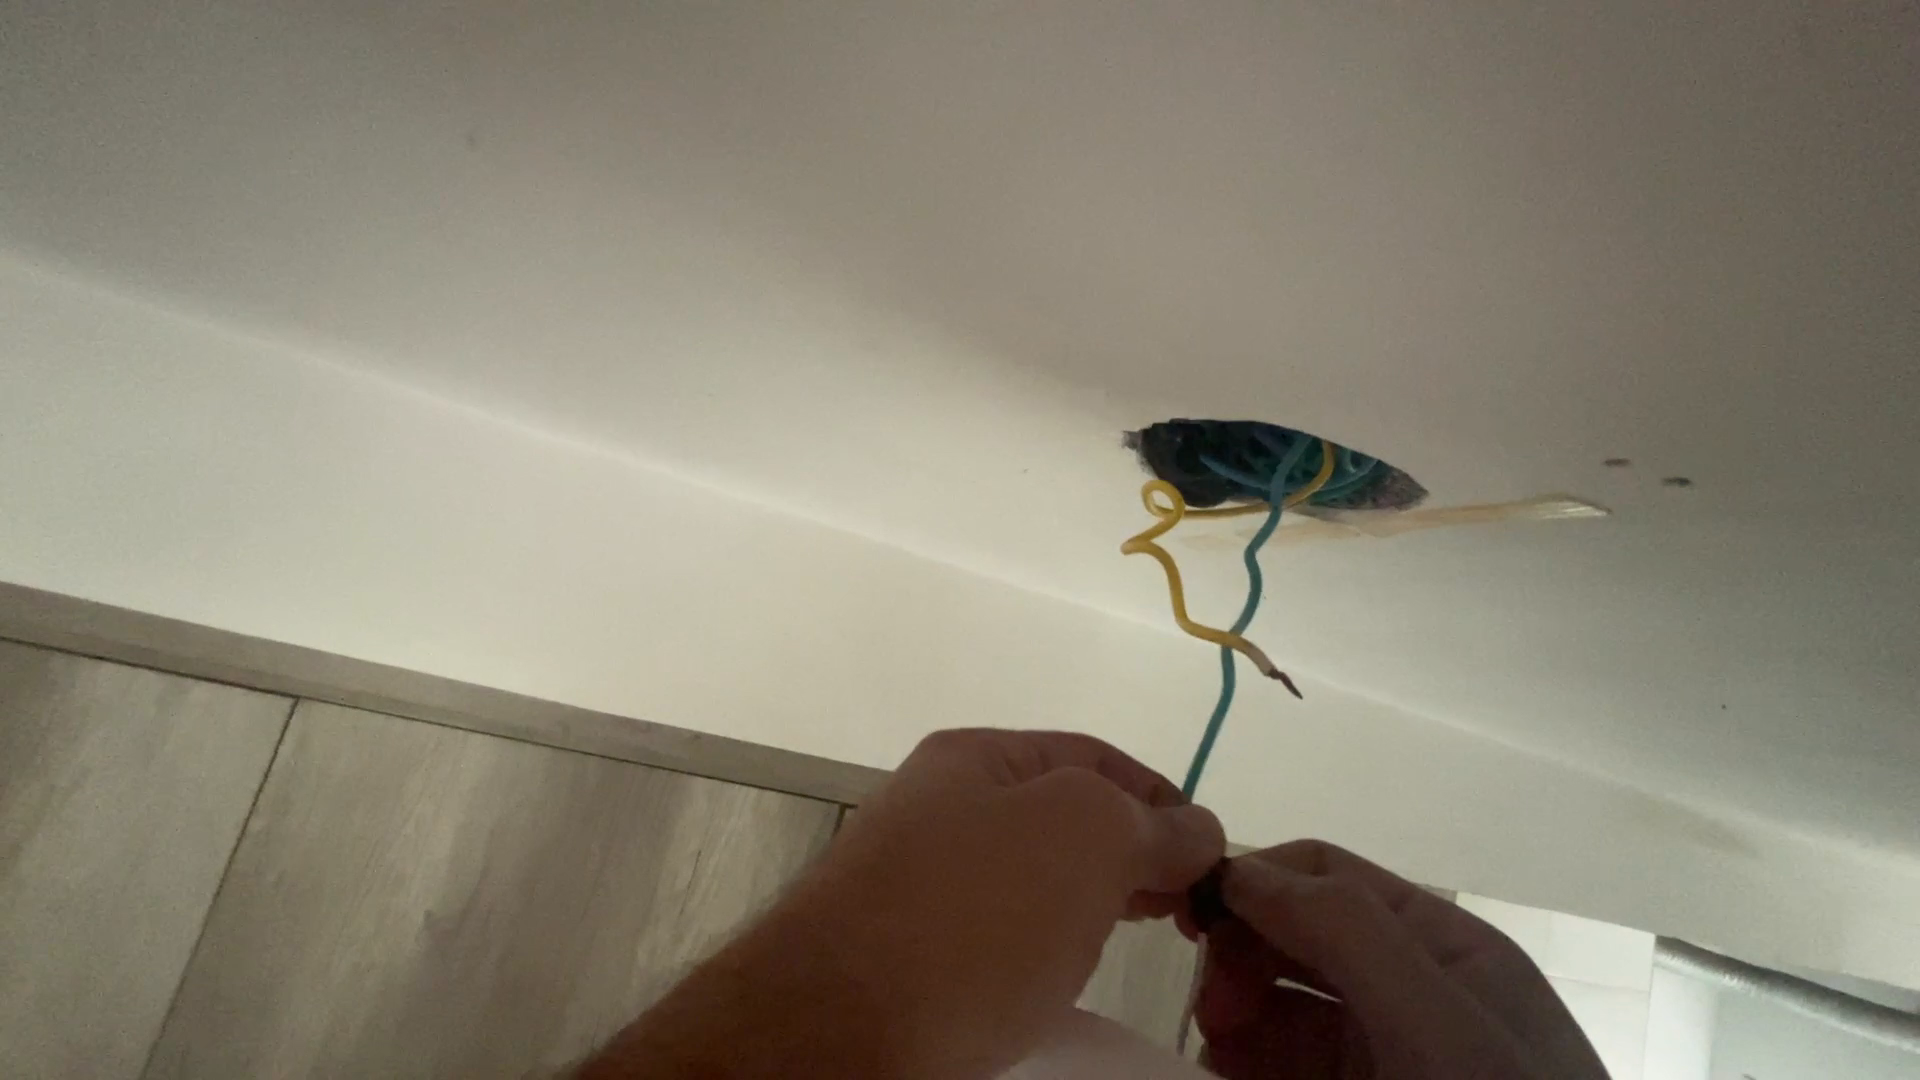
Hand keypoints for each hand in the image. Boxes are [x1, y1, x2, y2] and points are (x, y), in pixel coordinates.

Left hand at [813, 728, 1225, 1076]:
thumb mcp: (1082, 836)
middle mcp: (941, 805)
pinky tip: (1066, 968)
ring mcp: (920, 877)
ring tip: (1138, 930)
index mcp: (975, 758)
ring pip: (1032, 874)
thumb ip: (1147, 821)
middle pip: (1061, 814)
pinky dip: (1046, 939)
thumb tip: (1197, 826)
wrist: (835, 1020)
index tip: (1210, 854)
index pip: (1090, 756)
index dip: (1159, 796)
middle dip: (1131, 850)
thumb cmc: (972, 910)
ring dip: (1091, 895)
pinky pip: (998, 928)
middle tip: (1184, 904)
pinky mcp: (907, 948)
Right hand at [1197, 841, 1609, 1079]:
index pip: (1323, 872)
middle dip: (1241, 954)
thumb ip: (1343, 931)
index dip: (1252, 880)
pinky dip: (1246, 1057)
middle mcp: (1411, 986)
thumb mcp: (1440, 1030)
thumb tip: (1237, 870)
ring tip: (1215, 1050)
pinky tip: (1227, 1072)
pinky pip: (1284, 1058)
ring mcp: (1387, 1052)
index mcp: (1441, 945)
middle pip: (1295, 931)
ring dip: (1235, 1010)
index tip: (1193, 921)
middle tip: (1211, 1009)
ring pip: (1281, 1000)